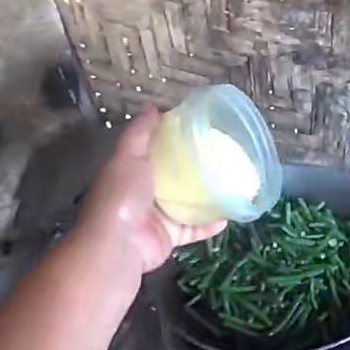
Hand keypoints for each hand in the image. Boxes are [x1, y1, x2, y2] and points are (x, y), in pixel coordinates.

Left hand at [76, 111, 225, 273]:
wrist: (120, 243)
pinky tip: (228, 215)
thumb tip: (152, 107)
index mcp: (131, 171)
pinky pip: (194, 229)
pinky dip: (209, 224)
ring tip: (229, 184)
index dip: (171, 140)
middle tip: (220, 155)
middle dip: (192, 169)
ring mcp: (158, 217)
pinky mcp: (171, 237)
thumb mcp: (128, 156)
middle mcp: (144, 193)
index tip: (195, 130)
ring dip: (205, 197)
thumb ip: (140, 133)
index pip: (153, 152)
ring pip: (186, 204)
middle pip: (172, 178)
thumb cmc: (122, 195)